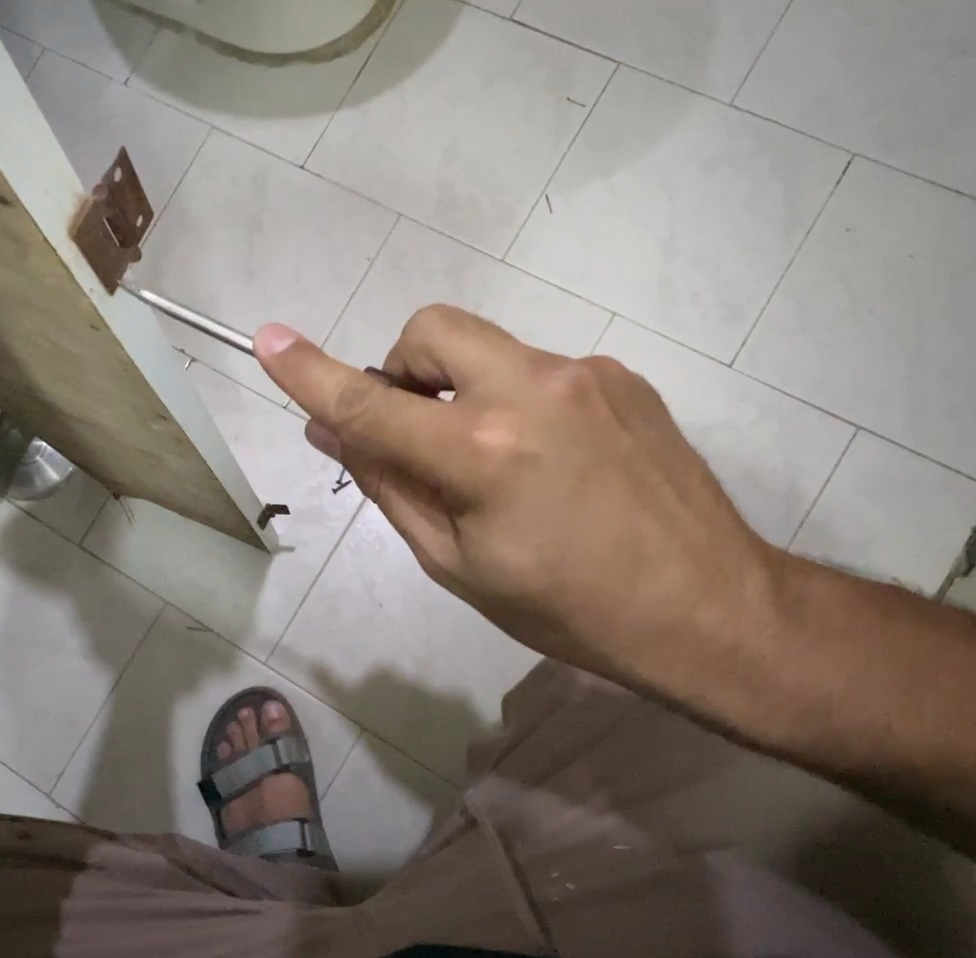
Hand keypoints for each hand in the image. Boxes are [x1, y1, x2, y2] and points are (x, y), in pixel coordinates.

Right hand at [253, 307, 786, 688]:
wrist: (707, 605)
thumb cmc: (566, 608)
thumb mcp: (457, 565)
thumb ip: (389, 487)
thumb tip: (333, 433)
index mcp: (482, 452)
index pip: (372, 404)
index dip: (311, 375)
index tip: (268, 340)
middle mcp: (532, 390)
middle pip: (431, 330)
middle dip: (402, 367)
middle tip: (418, 431)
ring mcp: (585, 374)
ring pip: (488, 350)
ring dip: (464, 390)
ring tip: (499, 464)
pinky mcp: (622, 376)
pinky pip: (539, 371)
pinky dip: (517, 403)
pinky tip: (554, 464)